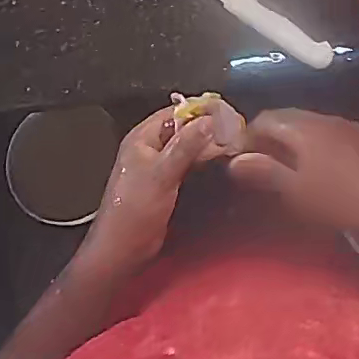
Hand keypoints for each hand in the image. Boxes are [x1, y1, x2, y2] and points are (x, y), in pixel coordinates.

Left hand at [83, 105, 218, 267]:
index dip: (199, 109)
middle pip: (182, 128)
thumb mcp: (162, 173)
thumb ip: (186, 146)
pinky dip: (203, 160)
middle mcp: (149, 147)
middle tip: (235, 129)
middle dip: (206, 127)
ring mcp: (158, 166)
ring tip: (233, 143)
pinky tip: (221, 162)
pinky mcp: (167, 183)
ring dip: (206, 144)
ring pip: (186, 146)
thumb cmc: (135, 209)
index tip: (226, 111)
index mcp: (142, 138)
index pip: (173, 111)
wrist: (122, 250)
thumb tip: (210, 120)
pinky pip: (187, 164)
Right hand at [228, 109, 358, 257]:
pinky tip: (315, 166)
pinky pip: (326, 132)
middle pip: (287, 117)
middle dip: (269, 134)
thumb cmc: (338, 201)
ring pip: (308, 124)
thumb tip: (235, 160)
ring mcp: (346, 126)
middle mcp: (324, 119)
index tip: (240, 156)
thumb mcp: (295, 191)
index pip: (265, 118)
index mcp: (303, 128)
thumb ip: (264, 171)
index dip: (248, 135)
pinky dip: (312, 143)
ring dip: (291, 138)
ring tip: (284, 164)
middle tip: (259, 160)